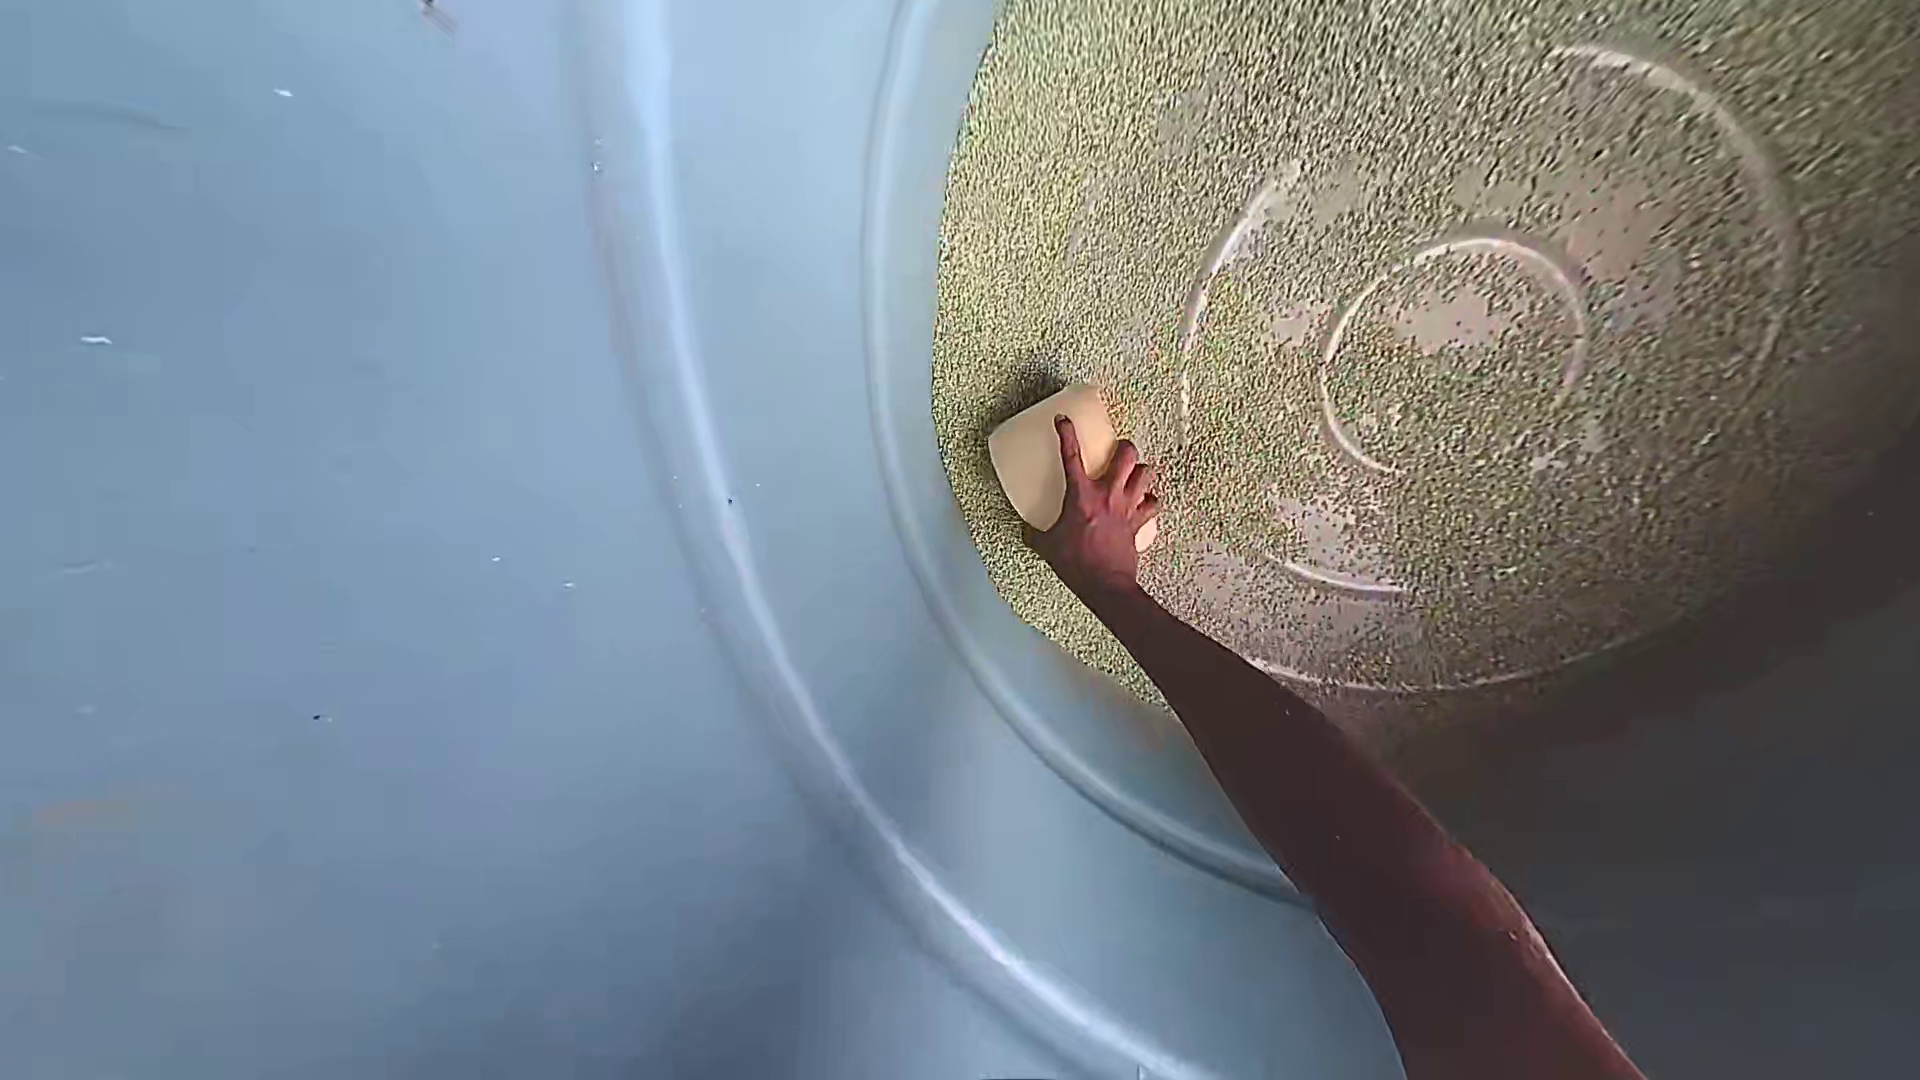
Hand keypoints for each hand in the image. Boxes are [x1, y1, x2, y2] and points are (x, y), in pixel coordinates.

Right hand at [1026, 415, 1160, 599]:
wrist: (1104, 584)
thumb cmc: (1076, 564)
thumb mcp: (1046, 546)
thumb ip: (1034, 533)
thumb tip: (1026, 529)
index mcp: (1080, 495)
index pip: (1071, 455)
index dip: (1066, 433)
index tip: (1063, 419)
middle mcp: (1108, 494)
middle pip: (1127, 455)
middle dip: (1124, 447)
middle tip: (1117, 450)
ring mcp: (1127, 507)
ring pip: (1146, 473)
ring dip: (1140, 470)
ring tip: (1133, 473)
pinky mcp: (1139, 522)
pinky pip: (1154, 503)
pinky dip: (1151, 499)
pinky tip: (1144, 501)